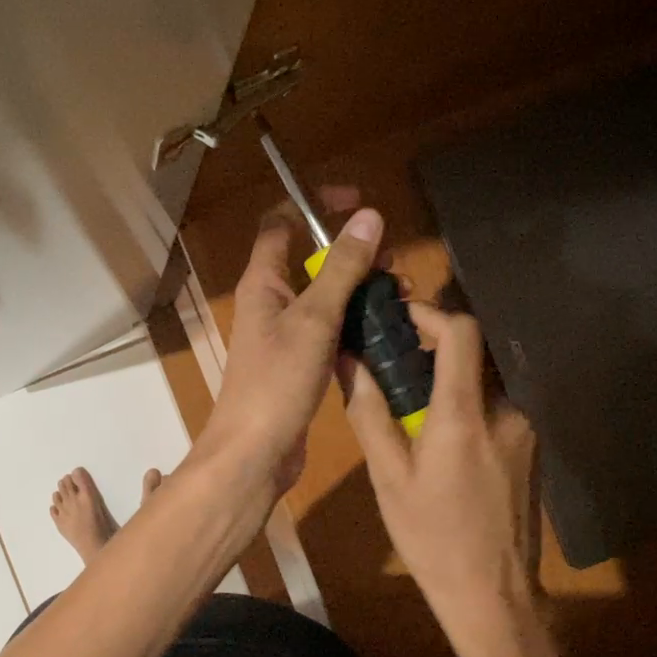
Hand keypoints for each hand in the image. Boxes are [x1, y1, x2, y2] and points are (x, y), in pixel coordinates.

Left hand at [197, 201, 385, 493]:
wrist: (256, 452)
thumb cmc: (278, 381)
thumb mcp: (314, 319)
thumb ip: (341, 268)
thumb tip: (368, 216)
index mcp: (262, 283)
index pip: (282, 223)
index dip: (315, 205)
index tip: (360, 203)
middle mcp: (270, 303)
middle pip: (311, 260)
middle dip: (353, 255)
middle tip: (394, 265)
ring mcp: (284, 335)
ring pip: (325, 297)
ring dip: (360, 291)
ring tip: (401, 299)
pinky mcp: (299, 363)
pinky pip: (330, 329)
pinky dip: (355, 324)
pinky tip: (386, 331)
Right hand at [340, 301, 536, 615]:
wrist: (492, 594)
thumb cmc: (430, 538)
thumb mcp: (388, 478)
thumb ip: (370, 413)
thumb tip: (348, 361)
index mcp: (463, 416)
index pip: (461, 333)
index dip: (430, 315)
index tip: (398, 318)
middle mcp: (504, 412)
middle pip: (473, 354)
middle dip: (432, 350)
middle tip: (392, 364)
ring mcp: (524, 431)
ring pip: (482, 383)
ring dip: (447, 381)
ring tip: (409, 405)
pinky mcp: (530, 450)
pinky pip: (493, 409)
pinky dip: (464, 406)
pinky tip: (439, 440)